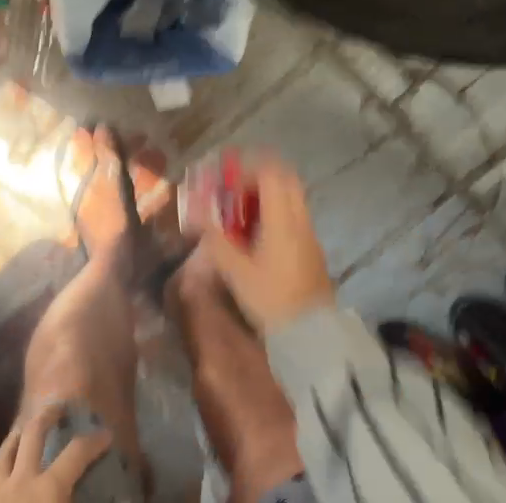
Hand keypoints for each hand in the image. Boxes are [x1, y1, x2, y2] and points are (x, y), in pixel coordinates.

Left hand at [0, 403, 112, 502]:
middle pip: (33, 435)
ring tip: (25, 430)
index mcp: (48, 490)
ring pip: (4, 451)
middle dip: (48, 417)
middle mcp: (20, 481)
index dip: (93, 442)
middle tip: (59, 409)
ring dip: (17, 437)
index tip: (106, 434)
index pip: (76, 454)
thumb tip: (117, 497)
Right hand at [200, 153, 333, 331]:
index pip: (270, 173)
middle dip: (256, 177)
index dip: (245, 168)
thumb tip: (192, 208)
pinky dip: (273, 213)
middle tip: (232, 190)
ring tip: (238, 214)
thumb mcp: (236, 270)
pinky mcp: (311, 251)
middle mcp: (300, 220)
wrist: (313, 336)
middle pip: (284, 179)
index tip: (223, 178)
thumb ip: (214, 236)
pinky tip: (254, 236)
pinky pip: (292, 216)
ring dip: (265, 196)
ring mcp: (309, 235)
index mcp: (283, 219)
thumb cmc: (272, 300)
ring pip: (290, 198)